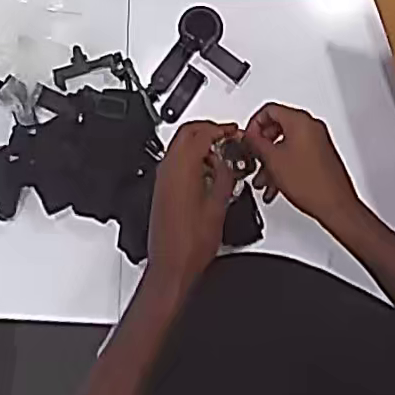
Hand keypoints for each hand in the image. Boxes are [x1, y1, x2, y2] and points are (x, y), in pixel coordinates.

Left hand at [145, 120, 241, 295]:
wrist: (171, 265)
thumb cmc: (190, 244)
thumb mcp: (218, 206)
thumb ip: (224, 177)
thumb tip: (228, 162)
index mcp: (182, 169)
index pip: (200, 134)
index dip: (219, 129)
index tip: (232, 131)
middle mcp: (168, 170)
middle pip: (186, 133)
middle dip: (208, 130)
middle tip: (227, 135)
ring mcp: (162, 178)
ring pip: (180, 146)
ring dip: (199, 143)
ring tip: (221, 153)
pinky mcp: (162, 188)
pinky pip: (176, 161)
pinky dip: (192, 157)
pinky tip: (208, 170)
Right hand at [242, 103, 364, 231]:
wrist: (335, 206)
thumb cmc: (311, 183)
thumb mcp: (272, 159)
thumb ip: (256, 143)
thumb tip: (249, 136)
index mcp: (300, 121)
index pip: (269, 110)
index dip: (254, 124)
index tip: (248, 138)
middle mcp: (311, 127)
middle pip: (278, 125)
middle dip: (262, 143)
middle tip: (254, 154)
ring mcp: (318, 142)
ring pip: (286, 142)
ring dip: (271, 158)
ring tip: (263, 177)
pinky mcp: (321, 156)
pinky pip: (296, 153)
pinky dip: (283, 164)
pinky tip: (275, 183)